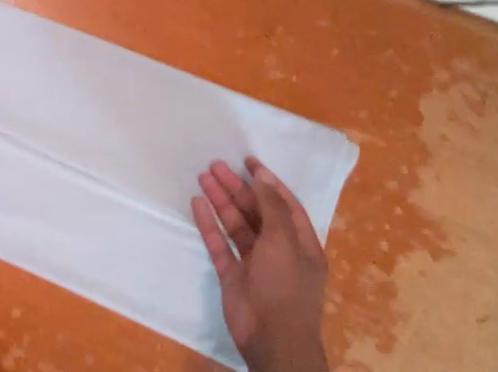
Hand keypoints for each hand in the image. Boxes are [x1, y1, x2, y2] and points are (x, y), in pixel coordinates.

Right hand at [193, 158, 329, 371]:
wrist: (272, 337)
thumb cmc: (285, 287)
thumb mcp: (284, 243)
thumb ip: (271, 207)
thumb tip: (262, 175)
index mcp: (301, 245)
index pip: (285, 206)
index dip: (269, 182)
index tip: (248, 161)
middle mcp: (279, 251)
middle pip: (257, 212)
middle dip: (238, 188)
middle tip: (216, 165)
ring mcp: (254, 263)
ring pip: (236, 225)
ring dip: (222, 201)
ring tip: (203, 176)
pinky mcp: (232, 273)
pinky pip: (220, 242)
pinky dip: (209, 223)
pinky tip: (197, 203)